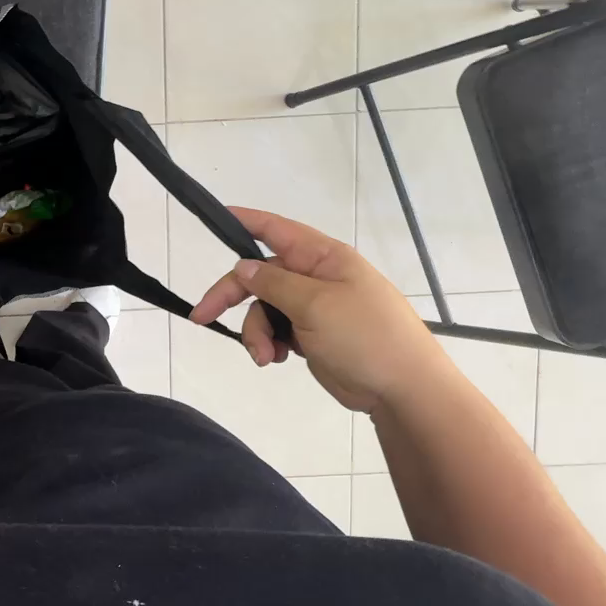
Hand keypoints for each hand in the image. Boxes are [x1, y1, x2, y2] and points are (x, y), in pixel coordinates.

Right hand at [189, 208, 456, 413]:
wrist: (403, 390)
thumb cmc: (366, 337)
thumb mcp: (315, 305)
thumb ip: (273, 283)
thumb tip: (243, 266)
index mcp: (322, 258)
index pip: (276, 229)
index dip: (245, 220)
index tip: (216, 215)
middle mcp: (315, 277)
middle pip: (259, 276)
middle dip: (231, 296)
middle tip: (202, 316)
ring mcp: (313, 307)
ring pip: (263, 308)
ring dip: (255, 332)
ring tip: (265, 357)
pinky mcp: (310, 334)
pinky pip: (275, 330)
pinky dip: (268, 344)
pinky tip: (275, 359)